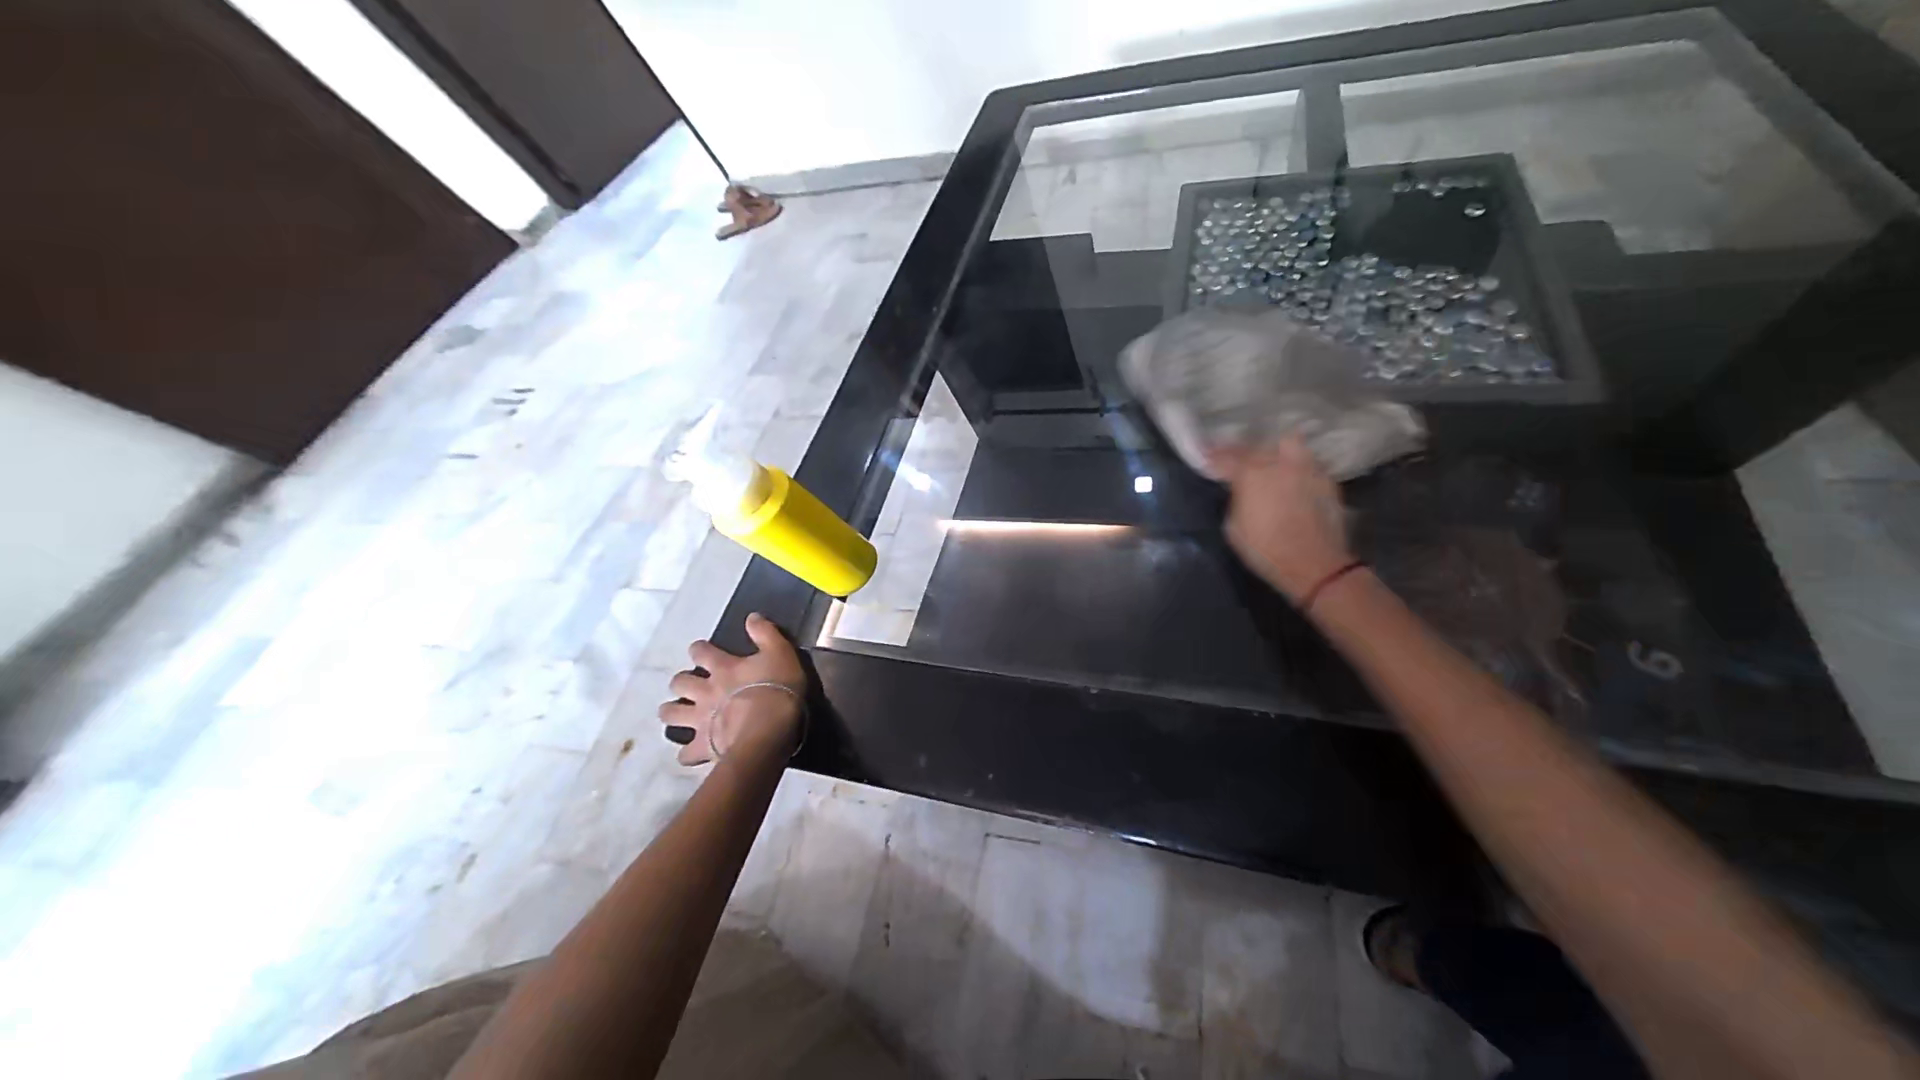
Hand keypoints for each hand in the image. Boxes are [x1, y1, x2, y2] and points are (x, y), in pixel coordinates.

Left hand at [658, 613, 806, 764]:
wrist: (769, 731)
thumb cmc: (778, 688)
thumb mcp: (780, 652)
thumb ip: (765, 633)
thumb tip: (751, 616)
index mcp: (722, 668)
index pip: (701, 652)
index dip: (699, 650)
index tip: (701, 651)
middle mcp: (704, 691)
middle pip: (679, 682)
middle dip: (680, 682)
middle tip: (690, 685)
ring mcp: (700, 720)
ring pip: (671, 714)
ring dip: (672, 713)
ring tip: (679, 714)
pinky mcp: (703, 746)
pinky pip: (686, 754)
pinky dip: (687, 753)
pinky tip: (692, 753)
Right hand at [1215, 435, 1354, 603]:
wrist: (1314, 564)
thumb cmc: (1265, 549)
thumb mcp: (1233, 528)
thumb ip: (1235, 500)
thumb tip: (1240, 491)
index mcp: (1251, 474)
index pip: (1226, 457)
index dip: (1213, 455)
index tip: (1205, 454)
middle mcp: (1279, 463)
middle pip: (1256, 447)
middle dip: (1242, 452)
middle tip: (1236, 461)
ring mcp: (1306, 468)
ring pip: (1288, 444)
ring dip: (1275, 450)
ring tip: (1269, 461)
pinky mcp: (1327, 480)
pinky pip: (1307, 464)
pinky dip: (1296, 468)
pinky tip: (1293, 480)